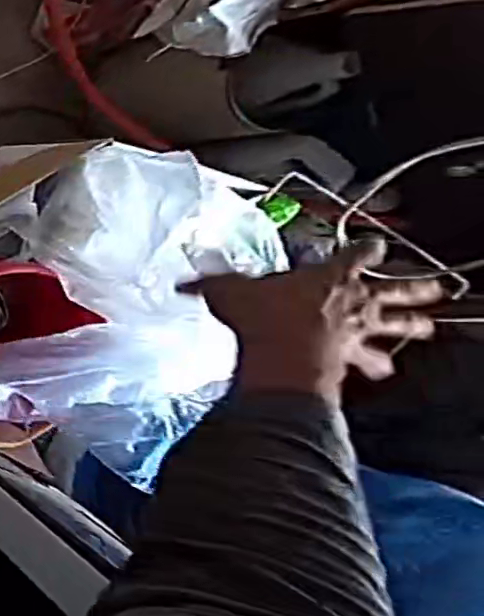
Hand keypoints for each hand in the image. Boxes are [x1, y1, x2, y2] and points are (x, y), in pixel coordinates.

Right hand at [182, 238, 443, 401]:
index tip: (369, 246)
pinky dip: (380, 365)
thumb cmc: (261, 316)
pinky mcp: (357, 354)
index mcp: (331, 276)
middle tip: (432, 285)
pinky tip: (382, 370)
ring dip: (416, 324)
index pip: (360, 253)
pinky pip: (376, 361)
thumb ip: (210, 284)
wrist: (282, 353)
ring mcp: (362, 327)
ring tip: (424, 325)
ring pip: (407, 323)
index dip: (365, 248)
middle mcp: (357, 299)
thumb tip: (184, 283)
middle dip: (420, 287)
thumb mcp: (225, 291)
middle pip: (404, 288)